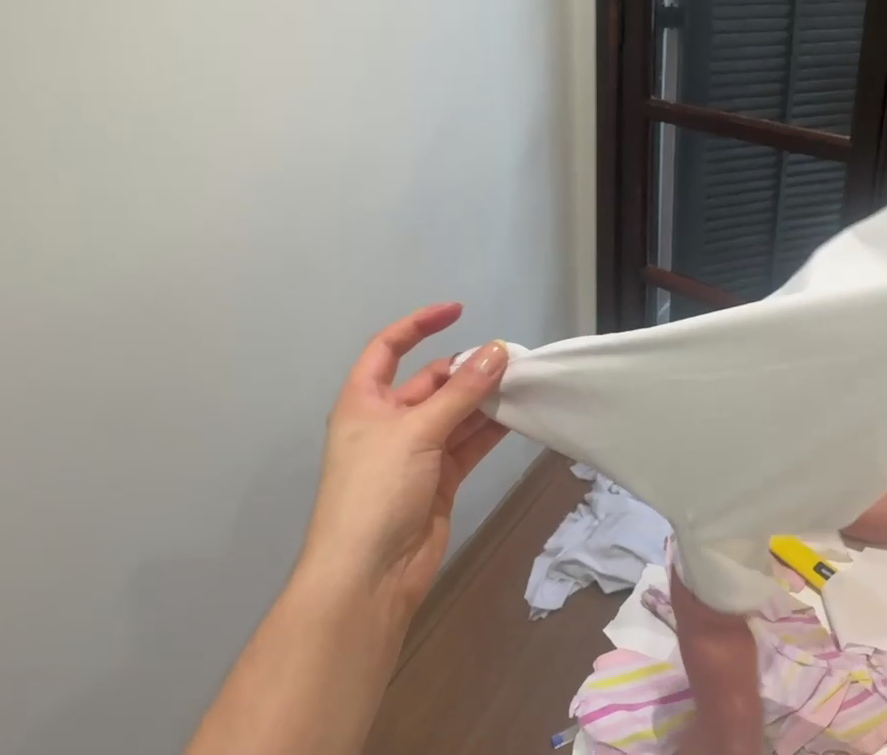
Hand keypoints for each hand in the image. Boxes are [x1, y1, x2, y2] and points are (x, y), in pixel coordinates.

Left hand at [302, 303, 510, 612]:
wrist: (369, 575)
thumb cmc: (376, 490)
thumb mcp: (416, 431)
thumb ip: (461, 393)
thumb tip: (497, 351)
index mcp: (364, 402)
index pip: (388, 348)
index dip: (419, 325)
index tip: (457, 311)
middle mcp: (389, 422)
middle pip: (431, 382)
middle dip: (467, 369)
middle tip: (509, 359)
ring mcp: (415, 452)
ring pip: (456, 413)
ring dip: (484, 399)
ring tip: (522, 382)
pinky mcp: (439, 479)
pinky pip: (468, 443)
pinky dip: (491, 429)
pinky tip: (518, 414)